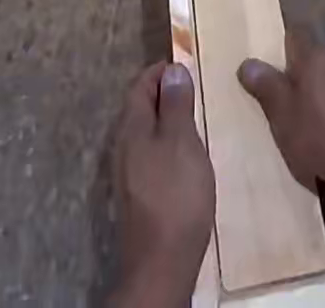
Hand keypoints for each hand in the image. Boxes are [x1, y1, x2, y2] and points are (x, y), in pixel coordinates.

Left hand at [113, 62, 212, 303]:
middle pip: (142, 106)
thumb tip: (173, 69)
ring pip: (147, 130)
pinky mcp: (140, 192)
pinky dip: (170, 139)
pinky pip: (153, 151)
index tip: (190, 62)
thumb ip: (176, 104)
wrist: (162, 263)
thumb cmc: (176, 193)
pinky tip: (190, 150)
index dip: (163, 70)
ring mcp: (130, 172)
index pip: (141, 85)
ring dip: (169, 116)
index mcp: (132, 128)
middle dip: (167, 91)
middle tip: (199, 85)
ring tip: (199, 113)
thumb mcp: (182, 140)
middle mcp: (125, 146)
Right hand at [237, 32, 324, 193]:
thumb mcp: (283, 114)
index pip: (292, 34)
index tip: (258, 63)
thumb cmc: (320, 135)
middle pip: (305, 56)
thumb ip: (266, 86)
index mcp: (314, 57)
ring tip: (285, 114)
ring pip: (318, 77)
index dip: (274, 44)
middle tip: (265, 94)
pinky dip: (319, 104)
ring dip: (304, 90)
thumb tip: (248, 62)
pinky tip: (312, 128)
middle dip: (287, 72)